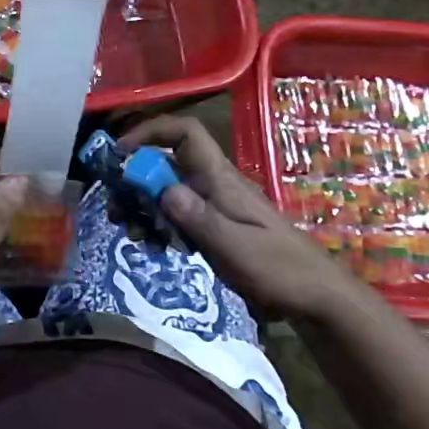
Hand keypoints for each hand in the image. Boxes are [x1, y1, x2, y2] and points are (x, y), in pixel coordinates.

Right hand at [119, 116, 364, 318]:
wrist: (314, 296)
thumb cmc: (279, 269)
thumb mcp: (236, 247)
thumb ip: (200, 219)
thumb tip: (163, 189)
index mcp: (221, 179)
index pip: (185, 133)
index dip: (151, 132)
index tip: (120, 154)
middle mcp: (214, 185)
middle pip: (166, 163)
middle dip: (134, 179)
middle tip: (114, 208)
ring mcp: (214, 206)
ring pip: (167, 191)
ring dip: (142, 206)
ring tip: (130, 232)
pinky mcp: (213, 228)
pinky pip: (177, 215)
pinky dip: (159, 225)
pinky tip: (153, 246)